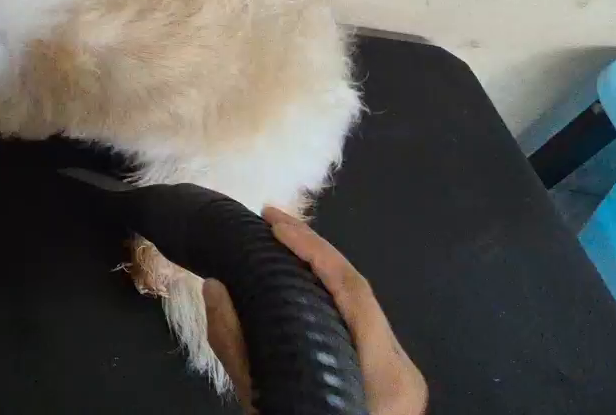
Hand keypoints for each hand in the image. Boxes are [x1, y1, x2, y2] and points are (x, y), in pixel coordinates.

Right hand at [203, 208, 428, 414]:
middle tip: (269, 222)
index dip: (311, 246)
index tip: (271, 220)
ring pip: (358, 305)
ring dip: (318, 269)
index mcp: (384, 373)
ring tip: (278, 244)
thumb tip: (214, 287)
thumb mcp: (264, 403)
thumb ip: (238, 346)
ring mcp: (400, 377)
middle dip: (311, 248)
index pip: (350, 289)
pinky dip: (325, 296)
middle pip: (356, 290)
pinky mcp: (389, 384)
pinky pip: (356, 324)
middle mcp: (401, 368)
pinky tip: (297, 286)